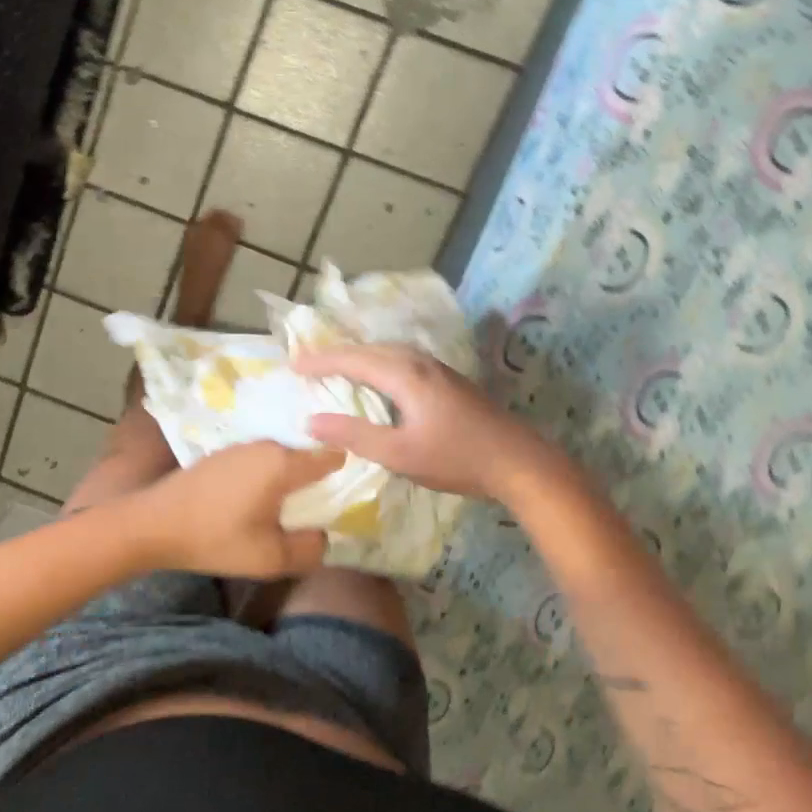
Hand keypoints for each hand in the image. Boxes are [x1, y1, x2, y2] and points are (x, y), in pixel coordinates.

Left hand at [131, 443, 341, 578]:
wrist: (153, 524)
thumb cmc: (214, 538)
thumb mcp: (270, 557)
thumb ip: (309, 549)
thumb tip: (325, 537)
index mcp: (282, 463)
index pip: (331, 457)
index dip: (347, 473)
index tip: (354, 493)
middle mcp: (265, 445)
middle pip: (306, 457)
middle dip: (318, 480)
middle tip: (325, 508)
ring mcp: (241, 447)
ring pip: (281, 460)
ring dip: (290, 481)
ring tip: (295, 509)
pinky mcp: (222, 455)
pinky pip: (260, 463)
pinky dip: (267, 479)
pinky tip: (262, 503)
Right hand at [293, 344, 574, 500]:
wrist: (519, 462)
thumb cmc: (456, 459)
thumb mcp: (399, 454)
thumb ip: (354, 435)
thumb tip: (311, 420)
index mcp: (404, 374)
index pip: (352, 359)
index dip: (321, 361)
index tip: (292, 365)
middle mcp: (419, 362)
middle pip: (369, 349)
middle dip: (336, 354)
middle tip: (307, 365)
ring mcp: (437, 368)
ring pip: (387, 352)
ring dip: (358, 357)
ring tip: (334, 368)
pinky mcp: (447, 379)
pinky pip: (401, 359)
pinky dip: (377, 363)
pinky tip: (375, 379)